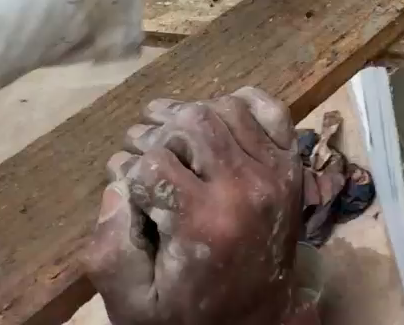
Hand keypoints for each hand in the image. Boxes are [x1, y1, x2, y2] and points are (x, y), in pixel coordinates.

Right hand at [83, 88, 303, 324]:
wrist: (257, 319)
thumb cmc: (188, 315)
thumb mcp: (134, 304)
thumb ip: (111, 252)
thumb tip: (116, 186)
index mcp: (202, 223)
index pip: (153, 165)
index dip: (127, 166)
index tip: (120, 173)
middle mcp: (243, 187)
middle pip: (192, 124)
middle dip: (156, 130)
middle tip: (137, 140)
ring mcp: (274, 170)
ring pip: (228, 109)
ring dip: (192, 111)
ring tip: (167, 125)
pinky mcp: (292, 163)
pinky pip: (272, 110)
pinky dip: (244, 102)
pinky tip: (218, 113)